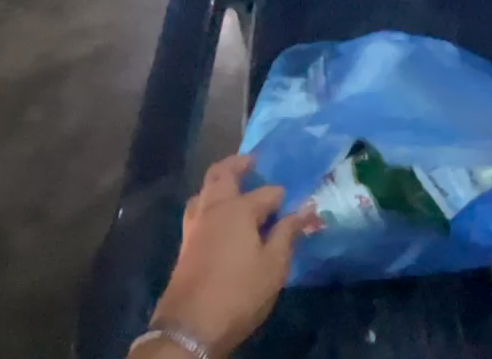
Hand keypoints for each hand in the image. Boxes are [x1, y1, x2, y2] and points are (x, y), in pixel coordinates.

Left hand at [152, 155, 315, 357]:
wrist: (189, 328)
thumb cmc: (238, 293)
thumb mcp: (274, 266)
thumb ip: (288, 233)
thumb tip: (306, 207)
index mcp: (238, 209)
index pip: (268, 192)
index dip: (284, 198)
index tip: (297, 204)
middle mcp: (214, 208)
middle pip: (222, 173)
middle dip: (238, 164)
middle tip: (253, 162)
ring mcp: (195, 224)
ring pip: (205, 189)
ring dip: (219, 182)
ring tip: (235, 187)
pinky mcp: (186, 243)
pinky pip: (198, 209)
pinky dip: (210, 202)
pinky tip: (220, 217)